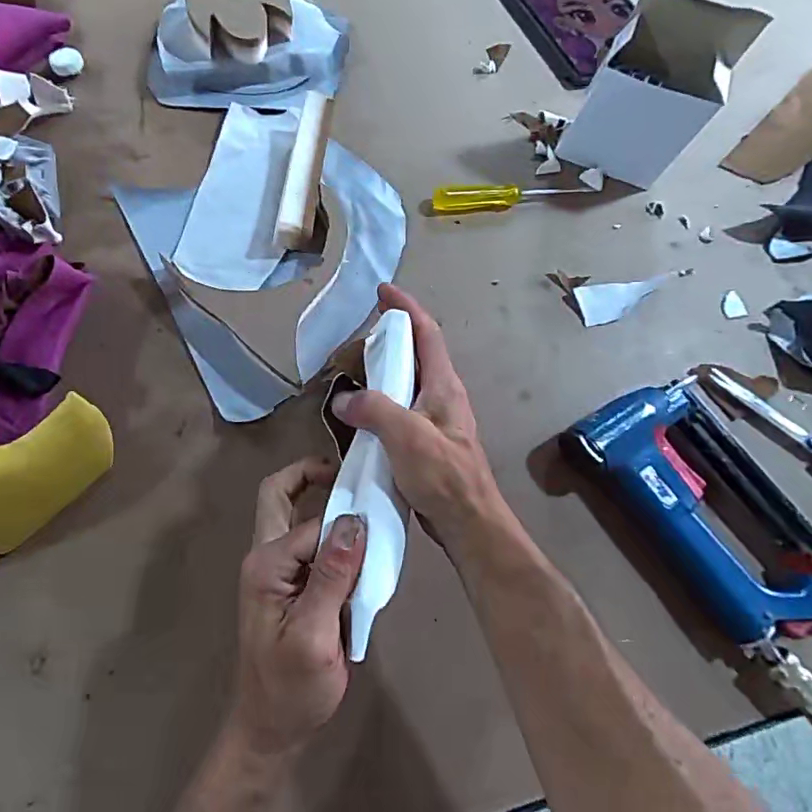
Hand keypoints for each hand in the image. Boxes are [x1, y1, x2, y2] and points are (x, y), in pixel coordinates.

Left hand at [230, 457, 365, 759]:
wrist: (272, 729)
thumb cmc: (291, 689)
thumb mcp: (314, 636)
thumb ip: (331, 577)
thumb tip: (355, 521)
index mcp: (266, 565)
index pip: (314, 523)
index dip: (347, 524)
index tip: (380, 528)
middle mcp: (266, 556)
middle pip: (281, 493)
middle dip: (313, 473)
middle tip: (356, 475)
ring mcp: (277, 568)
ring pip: (296, 512)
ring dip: (327, 503)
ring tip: (368, 507)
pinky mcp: (291, 582)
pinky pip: (311, 541)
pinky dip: (335, 534)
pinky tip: (362, 547)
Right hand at [331, 283, 505, 545]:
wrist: (467, 521)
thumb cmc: (443, 475)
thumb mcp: (406, 436)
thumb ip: (374, 410)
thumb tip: (344, 399)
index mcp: (444, 386)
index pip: (427, 333)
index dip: (407, 307)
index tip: (384, 290)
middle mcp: (443, 396)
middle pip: (419, 354)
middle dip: (393, 336)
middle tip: (361, 335)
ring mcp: (437, 420)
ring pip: (409, 382)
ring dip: (386, 370)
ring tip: (356, 370)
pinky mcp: (428, 442)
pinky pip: (402, 409)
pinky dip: (383, 400)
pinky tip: (363, 414)